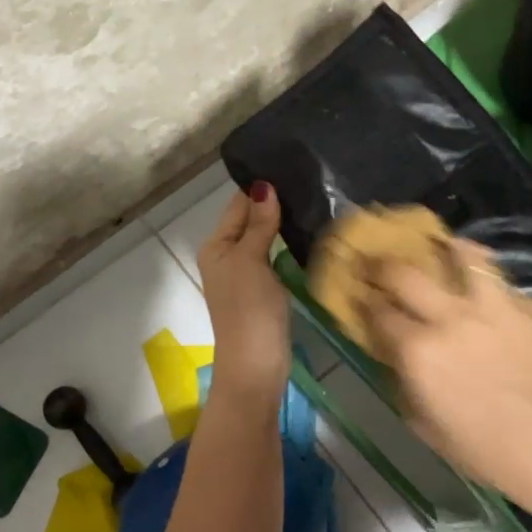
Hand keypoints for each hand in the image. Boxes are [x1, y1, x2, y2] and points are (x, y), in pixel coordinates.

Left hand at [196, 183, 290, 402]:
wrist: (256, 366)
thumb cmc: (249, 310)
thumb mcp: (251, 261)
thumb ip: (259, 224)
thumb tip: (263, 185)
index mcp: (216, 246)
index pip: (239, 204)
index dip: (261, 187)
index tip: (292, 165)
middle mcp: (227, 257)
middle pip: (251, 221)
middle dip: (275, 204)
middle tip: (311, 181)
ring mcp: (245, 276)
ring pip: (265, 240)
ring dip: (284, 226)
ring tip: (314, 202)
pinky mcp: (263, 292)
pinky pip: (275, 259)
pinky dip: (288, 247)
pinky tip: (309, 237)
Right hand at [358, 240, 531, 501]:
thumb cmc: (485, 452)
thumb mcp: (426, 427)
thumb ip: (406, 386)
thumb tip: (398, 363)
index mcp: (418, 352)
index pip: (378, 312)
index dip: (362, 301)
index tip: (357, 294)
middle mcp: (449, 318)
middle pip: (406, 274)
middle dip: (383, 264)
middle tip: (377, 261)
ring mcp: (492, 307)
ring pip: (463, 256)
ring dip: (444, 248)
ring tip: (440, 246)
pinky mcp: (526, 308)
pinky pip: (500, 278)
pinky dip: (484, 272)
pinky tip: (483, 280)